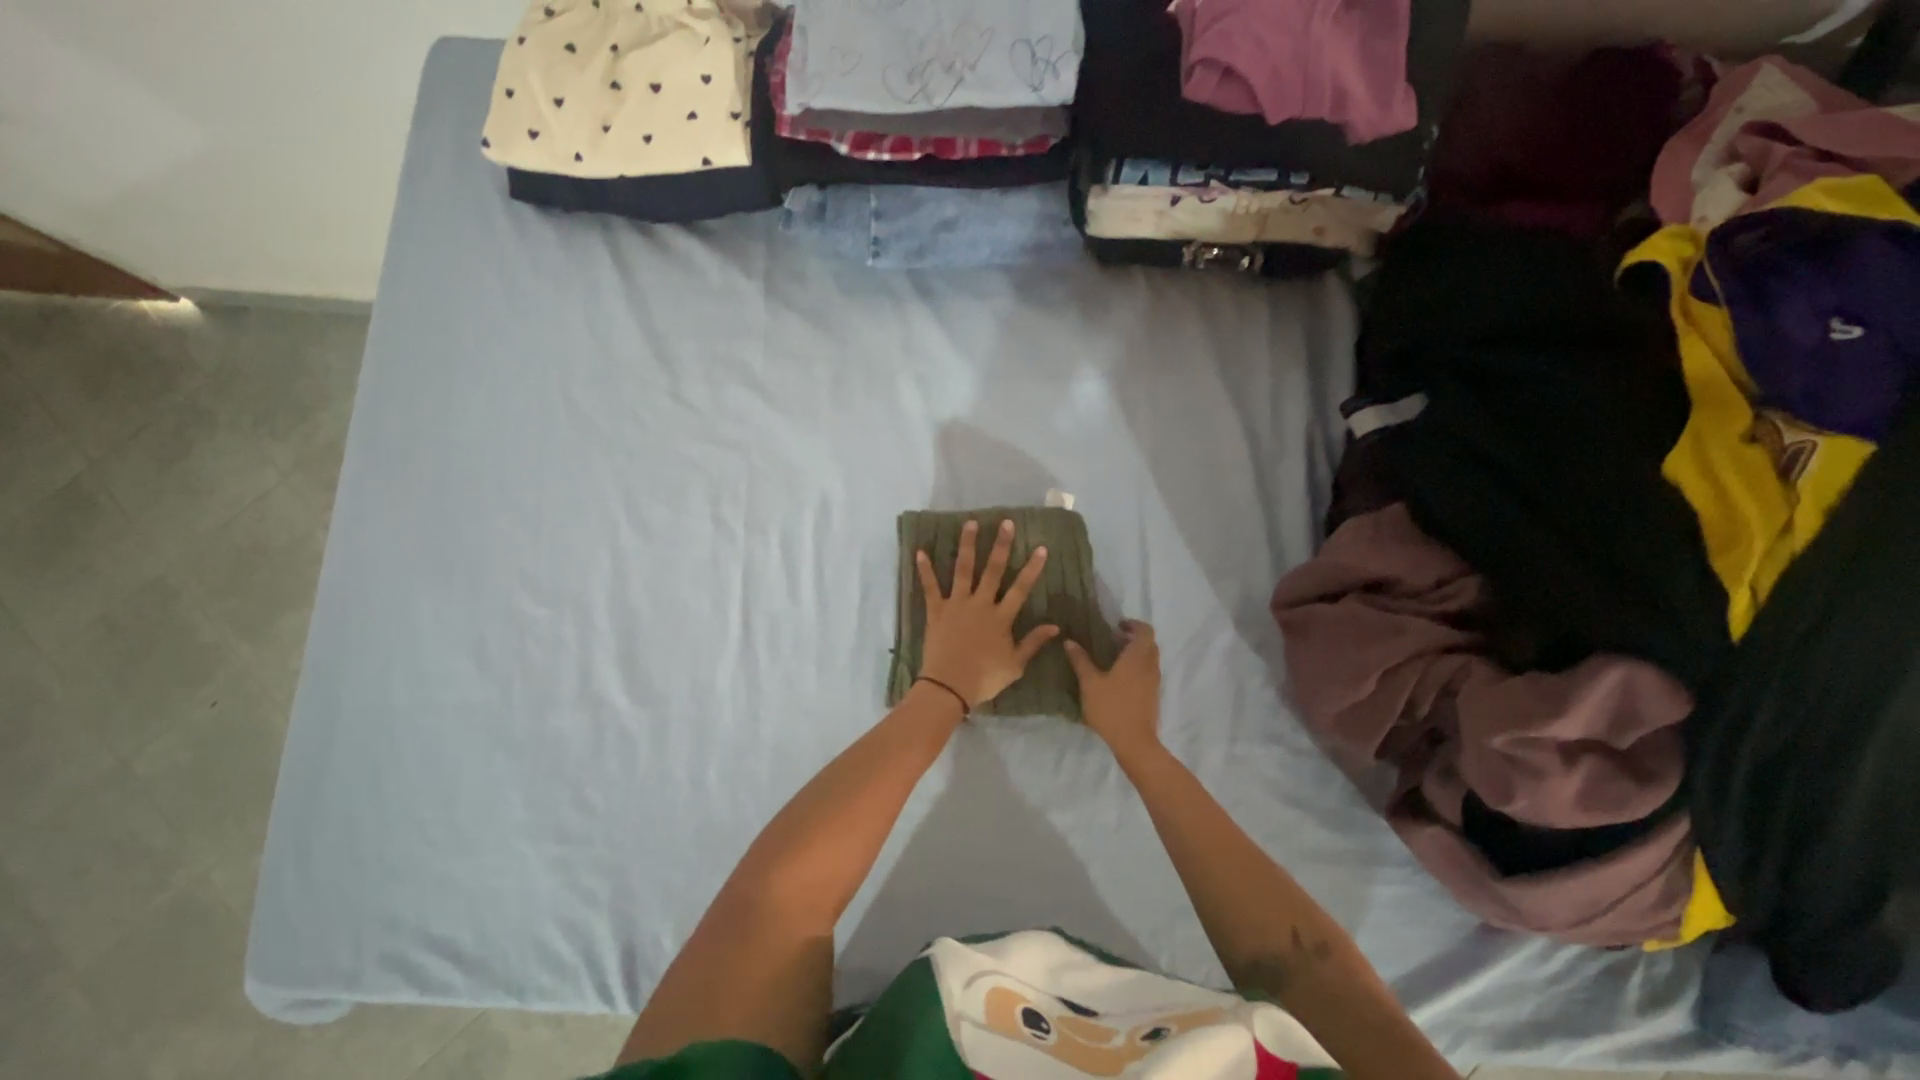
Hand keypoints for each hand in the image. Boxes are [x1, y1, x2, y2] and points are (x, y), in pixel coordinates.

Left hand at [916, 520, 1059, 707]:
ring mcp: (956, 605)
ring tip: (970, 523)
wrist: (949, 686)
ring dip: (966, 546)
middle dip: (1000, 545)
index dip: (1031, 568)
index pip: (1020, 588)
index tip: (1040, 548)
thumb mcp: (1015, 665)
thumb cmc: (985, 678)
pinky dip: (925, 570)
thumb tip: (1055, 627)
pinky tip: (920, 552)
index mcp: (1001, 618)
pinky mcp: (936, 611)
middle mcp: (980, 604)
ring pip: (963, 570)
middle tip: (1005, 523)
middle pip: (992, 570)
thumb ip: (1033, 642)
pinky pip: (930, 587)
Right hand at [1065, 619, 1161, 755]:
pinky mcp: (1153, 695)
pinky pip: (1148, 672)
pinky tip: (1118, 677)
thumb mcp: (1090, 683)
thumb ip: (1080, 660)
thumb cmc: (1111, 708)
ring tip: (1113, 657)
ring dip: (1136, 652)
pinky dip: (1137, 666)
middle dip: (1134, 637)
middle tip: (1113, 639)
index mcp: (1137, 657)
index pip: (1145, 630)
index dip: (1133, 624)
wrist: (1134, 741)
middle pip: (1149, 643)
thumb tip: (1069, 641)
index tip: (1116, 626)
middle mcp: (1150, 666)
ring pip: (1150, 658)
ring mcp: (1154, 681)